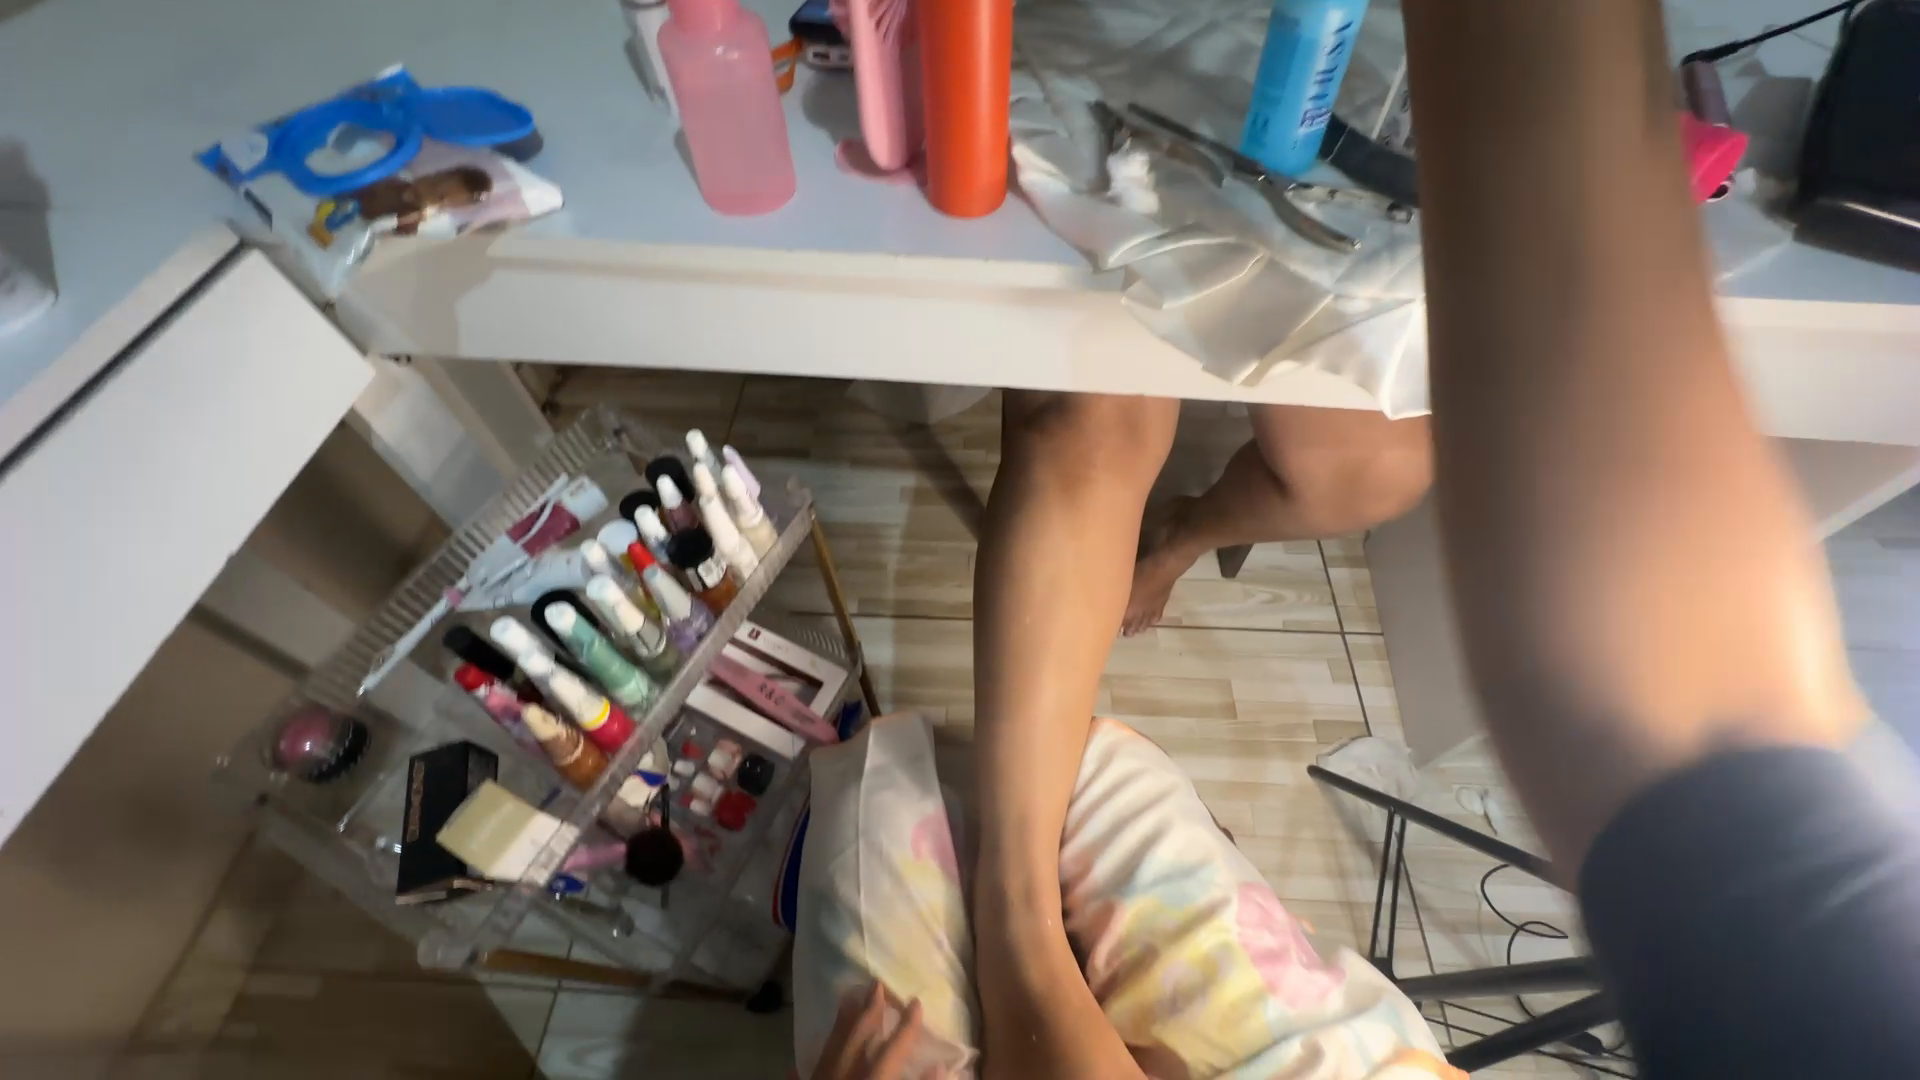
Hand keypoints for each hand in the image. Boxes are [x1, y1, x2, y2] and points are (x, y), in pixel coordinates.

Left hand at [809, 982, 927, 1079]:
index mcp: (874, 1078)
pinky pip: (817, 1058)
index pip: (894, 1048)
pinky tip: (829, 1032)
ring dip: (845, 1018)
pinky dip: (826, 1041)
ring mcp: (824, 1076)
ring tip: (852, 995)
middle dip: (869, 1008)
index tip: (916, 1001)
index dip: (907, 1025)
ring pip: (835, 1042)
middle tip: (877, 982)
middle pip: (859, 1035)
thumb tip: (939, 1066)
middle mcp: (848, 1072)